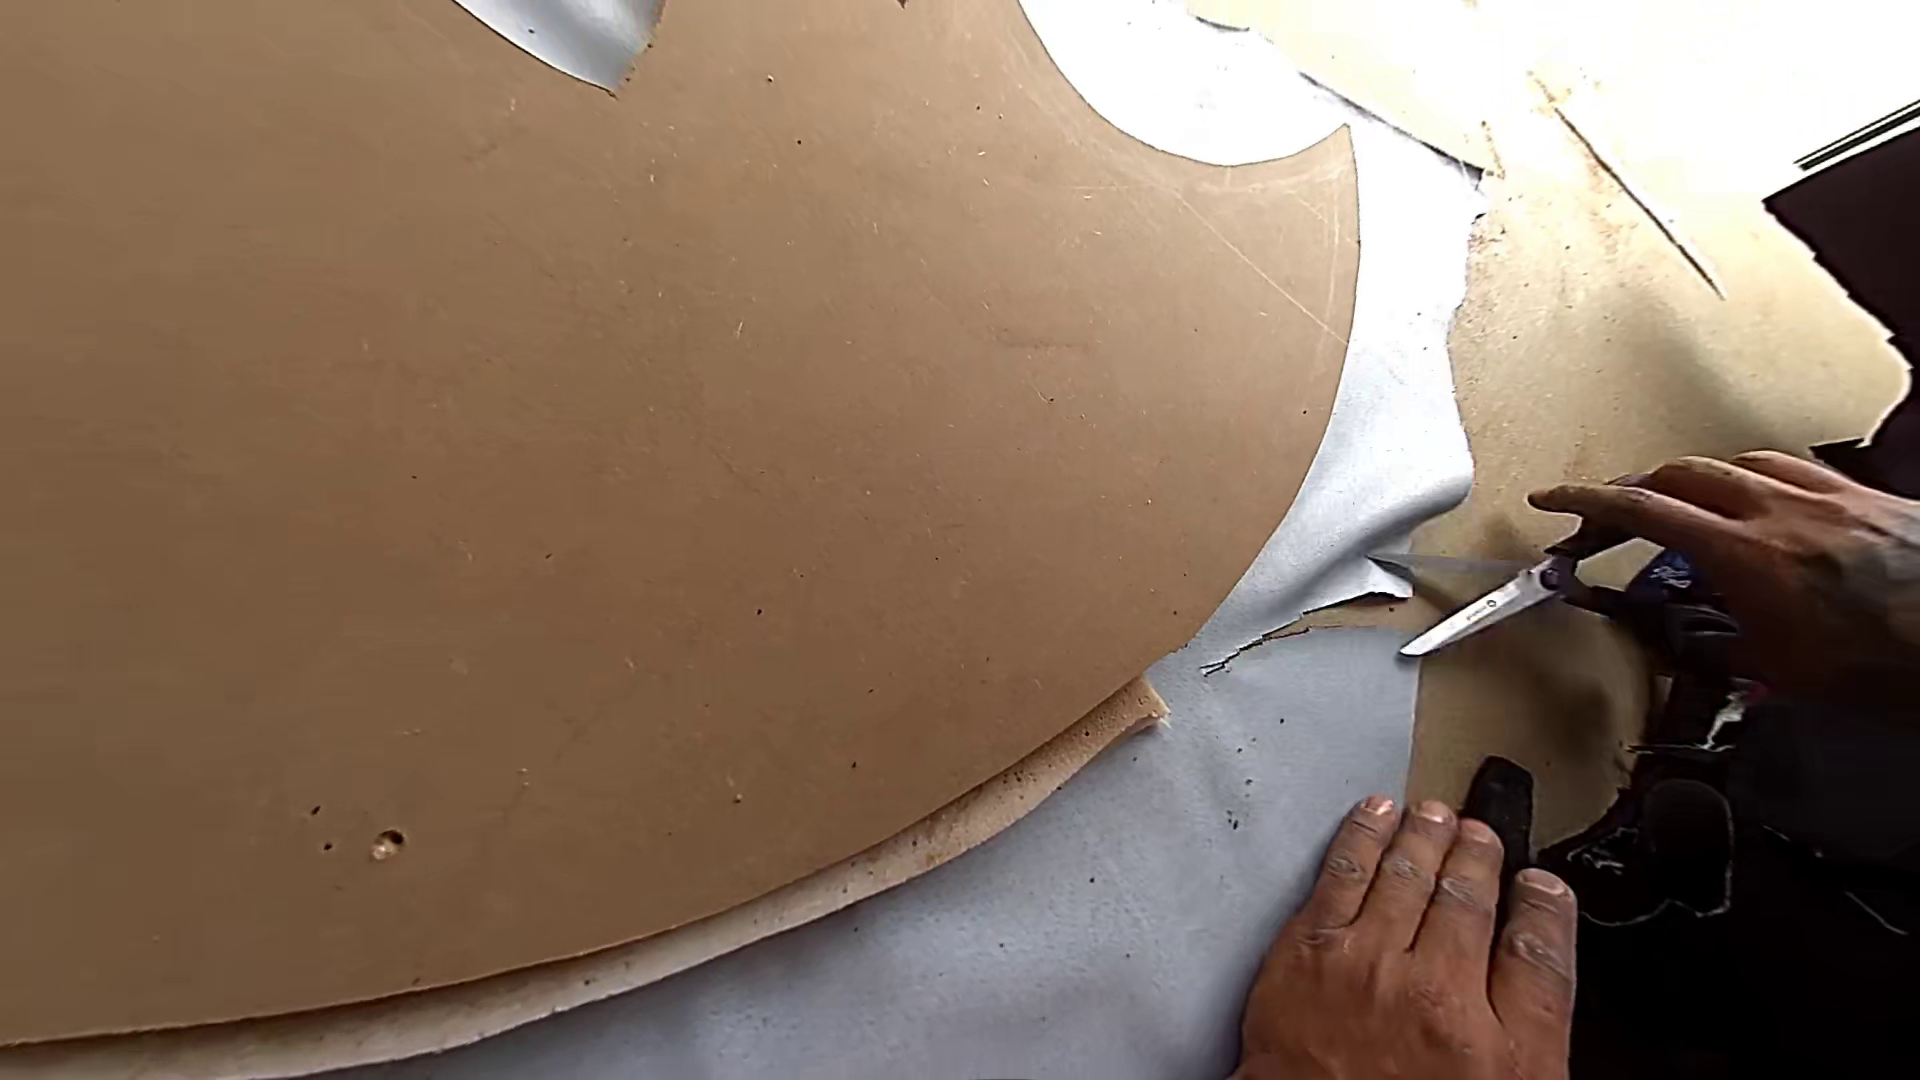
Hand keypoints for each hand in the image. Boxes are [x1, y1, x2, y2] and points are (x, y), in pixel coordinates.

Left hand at [1234, 797, 1576, 1079]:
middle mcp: (1438, 995)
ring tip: (1434, 812)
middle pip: (1469, 904)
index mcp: (1503, 1054)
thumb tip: (1530, 981)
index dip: (1545, 913)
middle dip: (1478, 859)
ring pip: (1407, 875)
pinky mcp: (1313, 938)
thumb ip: (1523, 1048)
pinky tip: (1375, 812)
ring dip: (1424, 835)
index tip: (1543, 884)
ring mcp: (1370, 958)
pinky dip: (1362, 835)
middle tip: (1482, 830)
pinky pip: (1344, 871)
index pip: (1539, 962)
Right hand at [1529, 451, 1919, 703]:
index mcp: (1748, 554)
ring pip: (1740, 462)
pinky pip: (1802, 470)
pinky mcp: (1883, 504)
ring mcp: (1841, 503)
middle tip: (1609, 516)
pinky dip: (1758, 477)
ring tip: (1677, 501)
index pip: (1639, 508)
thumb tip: (1676, 639)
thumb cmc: (1898, 670)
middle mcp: (1789, 516)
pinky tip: (1755, 499)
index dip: (1581, 501)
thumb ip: (1709, 641)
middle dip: (1630, 489)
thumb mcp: (1774, 667)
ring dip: (1692, 478)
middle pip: (1680, 473)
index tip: (1550, 499)